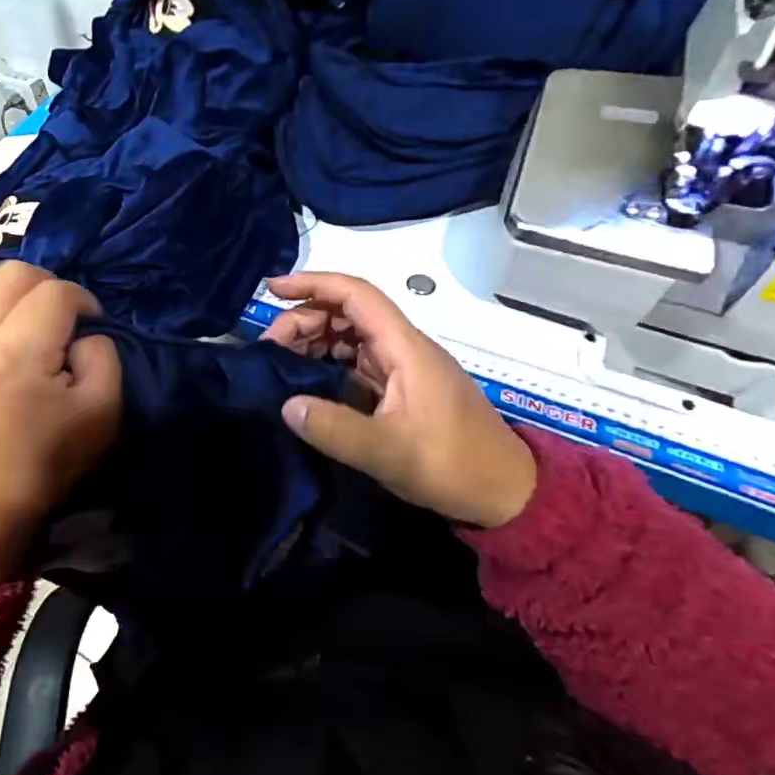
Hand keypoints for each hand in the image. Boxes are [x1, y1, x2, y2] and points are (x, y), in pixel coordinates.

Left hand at [0, 261, 121, 580]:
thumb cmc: (44, 467)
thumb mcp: (102, 413)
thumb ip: (102, 354)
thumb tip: (83, 331)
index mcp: (11, 357)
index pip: (56, 292)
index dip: (85, 303)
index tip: (92, 333)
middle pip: (15, 272)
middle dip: (50, 288)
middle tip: (65, 324)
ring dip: (24, 303)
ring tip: (38, 341)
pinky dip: (2, 322)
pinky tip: (11, 357)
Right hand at [262, 271, 534, 528]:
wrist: (505, 491)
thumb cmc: (452, 465)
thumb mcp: (389, 452)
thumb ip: (335, 429)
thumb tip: (286, 405)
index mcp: (405, 347)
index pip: (356, 294)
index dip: (313, 284)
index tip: (273, 290)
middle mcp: (403, 347)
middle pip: (348, 312)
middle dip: (305, 317)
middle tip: (270, 347)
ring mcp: (402, 367)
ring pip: (351, 335)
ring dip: (314, 339)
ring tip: (281, 361)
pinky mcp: (401, 388)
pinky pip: (356, 360)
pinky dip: (327, 361)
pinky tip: (307, 379)